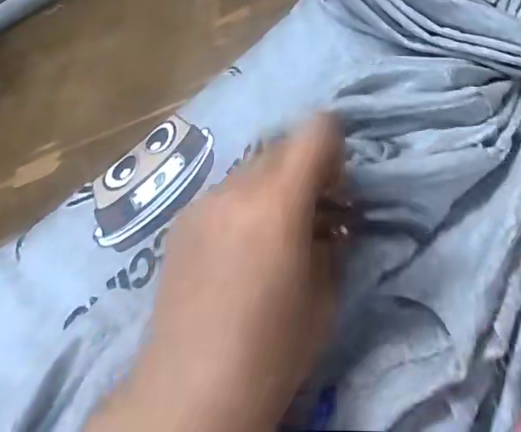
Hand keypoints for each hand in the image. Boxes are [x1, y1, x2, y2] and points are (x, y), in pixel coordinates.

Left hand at [87, 113, 347, 431]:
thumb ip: (333, 242)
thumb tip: (332, 219)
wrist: (192, 389)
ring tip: (275, 233)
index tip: (340, 181)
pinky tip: (239, 250)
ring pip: (250, 168)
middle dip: (305, 167)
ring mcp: (203, 199)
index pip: (314, 132)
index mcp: (278, 202)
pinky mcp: (181, 217)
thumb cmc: (272, 351)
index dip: (334, 143)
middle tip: (316, 210)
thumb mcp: (324, 297)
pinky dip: (242, 203)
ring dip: (272, 185)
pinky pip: (223, 192)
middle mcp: (237, 187)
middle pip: (281, 147)